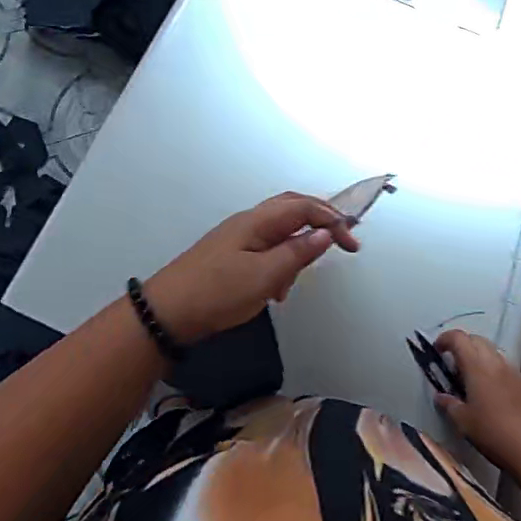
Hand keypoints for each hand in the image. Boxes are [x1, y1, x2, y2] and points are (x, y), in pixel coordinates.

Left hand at [141, 192, 359, 343]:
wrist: (167, 313)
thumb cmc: (218, 292)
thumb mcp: (265, 276)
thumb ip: (298, 253)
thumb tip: (326, 232)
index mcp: (258, 221)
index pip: (304, 207)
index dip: (333, 220)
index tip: (353, 244)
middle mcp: (249, 222)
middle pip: (292, 209)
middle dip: (319, 222)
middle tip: (342, 242)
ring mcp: (237, 238)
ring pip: (279, 232)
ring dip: (296, 249)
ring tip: (295, 283)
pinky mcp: (230, 256)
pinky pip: (265, 250)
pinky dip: (279, 265)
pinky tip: (276, 292)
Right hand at [431, 329, 520, 472]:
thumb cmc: (493, 433)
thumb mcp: (463, 422)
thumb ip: (449, 404)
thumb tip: (440, 396)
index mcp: (477, 366)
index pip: (459, 338)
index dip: (445, 338)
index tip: (437, 350)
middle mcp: (496, 363)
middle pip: (477, 339)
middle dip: (462, 345)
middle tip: (453, 364)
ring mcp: (514, 372)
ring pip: (493, 352)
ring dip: (479, 357)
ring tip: (471, 379)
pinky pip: (505, 367)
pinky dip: (493, 370)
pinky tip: (492, 393)